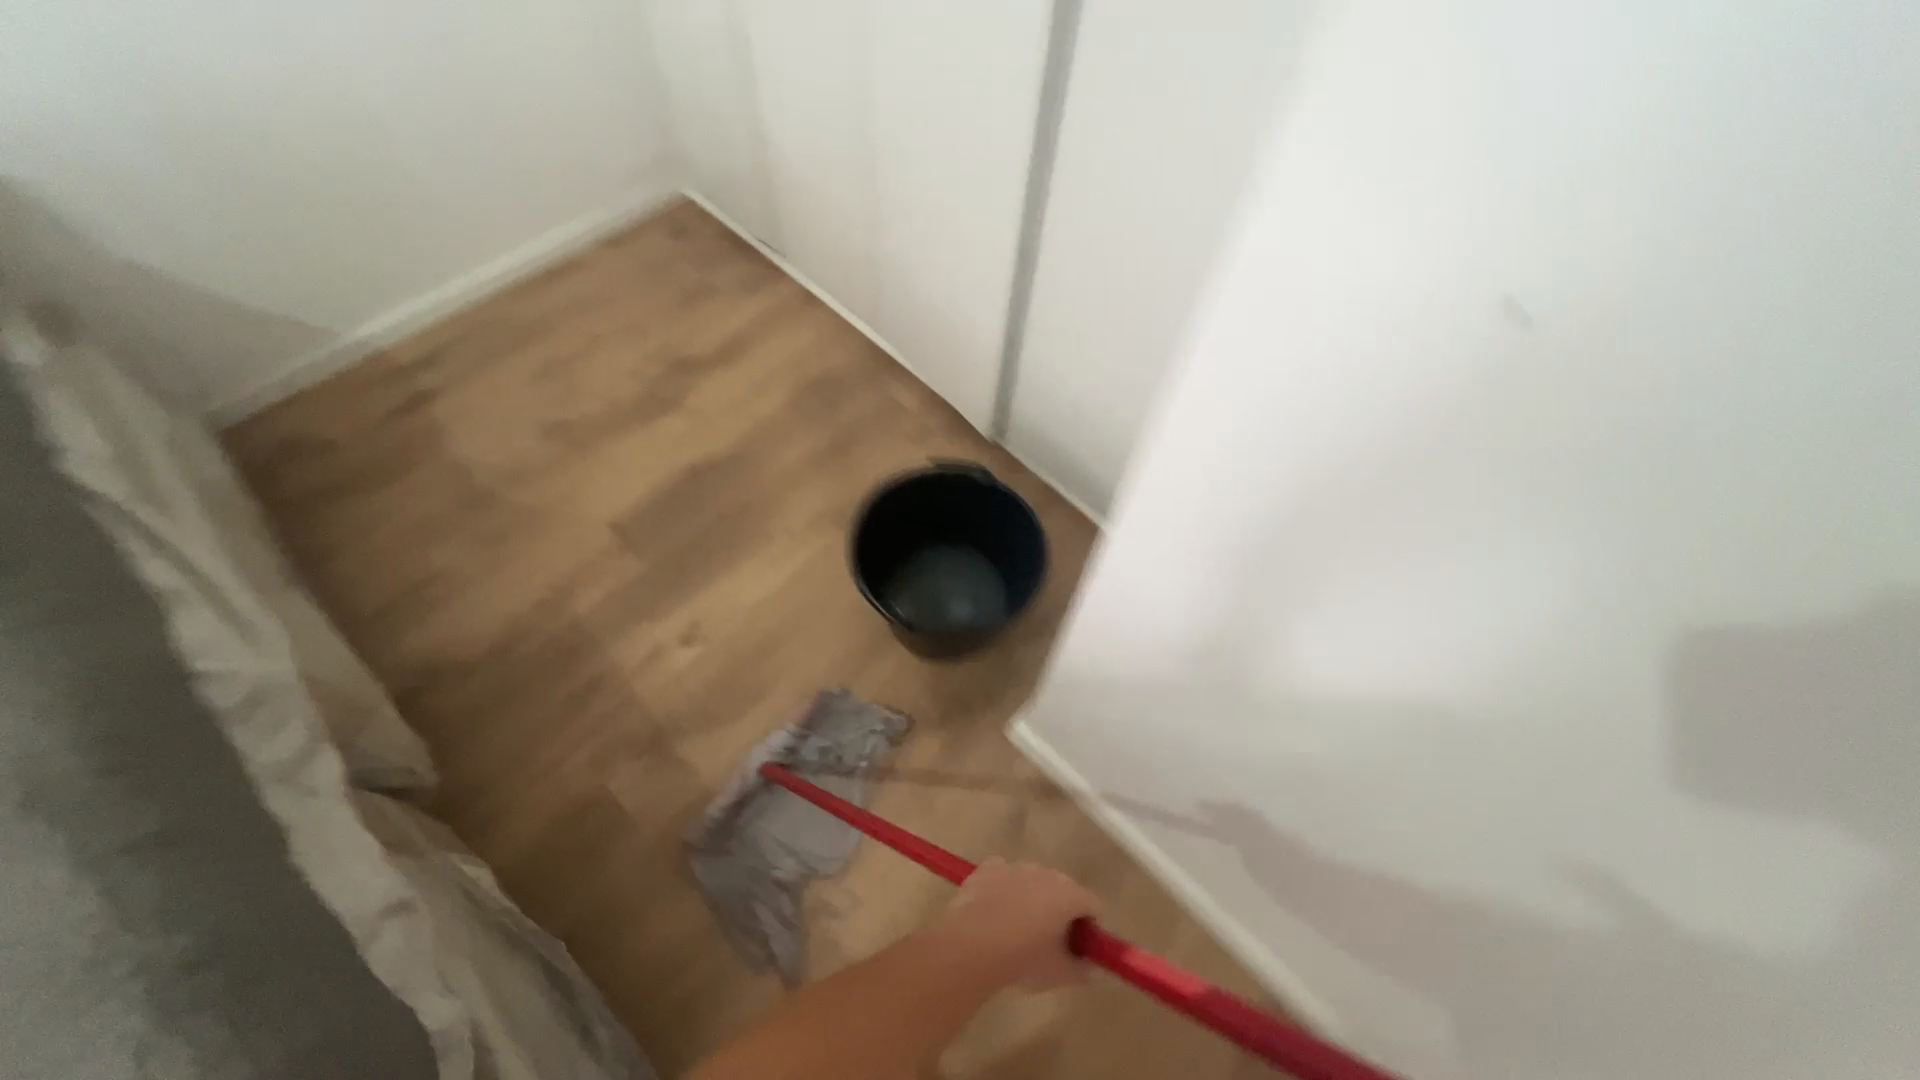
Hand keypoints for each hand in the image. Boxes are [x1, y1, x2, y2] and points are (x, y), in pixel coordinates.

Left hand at [933, 858, 1099, 990]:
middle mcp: (1045, 873)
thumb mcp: (1059, 974)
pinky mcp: (988, 868)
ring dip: (1031, 899)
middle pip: (1063, 889)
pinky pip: (1004, 876)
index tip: (1079, 947)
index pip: (1092, 905)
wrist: (971, 946)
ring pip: (1032, 881)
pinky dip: (1004, 890)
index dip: (1090, 927)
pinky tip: (994, 912)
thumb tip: (1089, 966)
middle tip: (1050, 940)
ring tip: (1017, 929)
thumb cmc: (1023, 959)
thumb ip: (1082, 969)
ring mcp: (1015, 867)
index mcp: (1069, 895)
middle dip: (1061, 911)